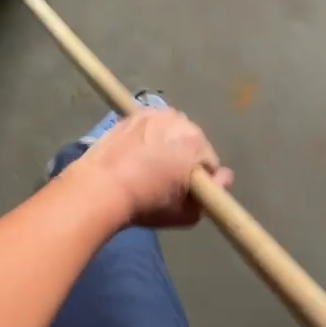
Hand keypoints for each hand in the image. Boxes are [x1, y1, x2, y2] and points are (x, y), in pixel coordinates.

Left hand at [71, 106, 233, 227]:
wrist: (102, 186)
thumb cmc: (147, 202)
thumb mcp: (186, 213)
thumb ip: (212, 195)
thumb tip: (224, 178)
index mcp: (196, 143)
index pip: (211, 164)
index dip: (203, 181)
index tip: (189, 193)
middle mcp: (179, 121)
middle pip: (192, 142)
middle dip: (186, 157)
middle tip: (168, 180)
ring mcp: (154, 113)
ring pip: (172, 130)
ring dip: (169, 143)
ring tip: (151, 165)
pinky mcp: (133, 113)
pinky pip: (151, 125)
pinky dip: (150, 135)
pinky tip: (138, 152)